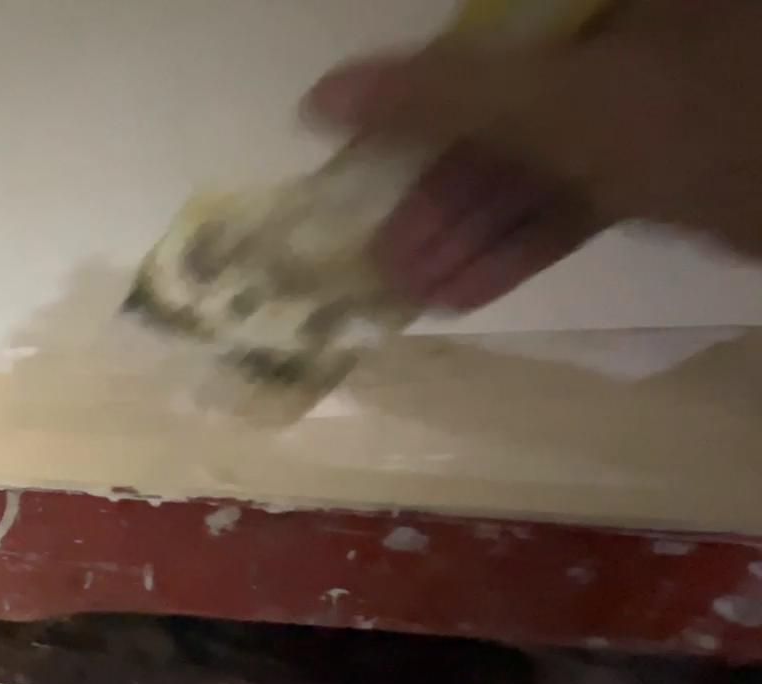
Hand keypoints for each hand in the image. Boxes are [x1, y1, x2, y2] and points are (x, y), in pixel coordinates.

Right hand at [305, 0, 761, 308]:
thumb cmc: (736, 116)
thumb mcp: (576, 104)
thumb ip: (443, 96)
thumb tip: (325, 96)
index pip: (488, 29)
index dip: (414, 92)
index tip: (357, 150)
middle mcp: (647, 26)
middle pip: (504, 102)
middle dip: (434, 191)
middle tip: (374, 254)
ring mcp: (670, 88)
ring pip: (539, 156)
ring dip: (466, 232)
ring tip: (403, 294)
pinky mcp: (683, 149)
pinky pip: (583, 190)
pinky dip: (522, 243)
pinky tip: (461, 292)